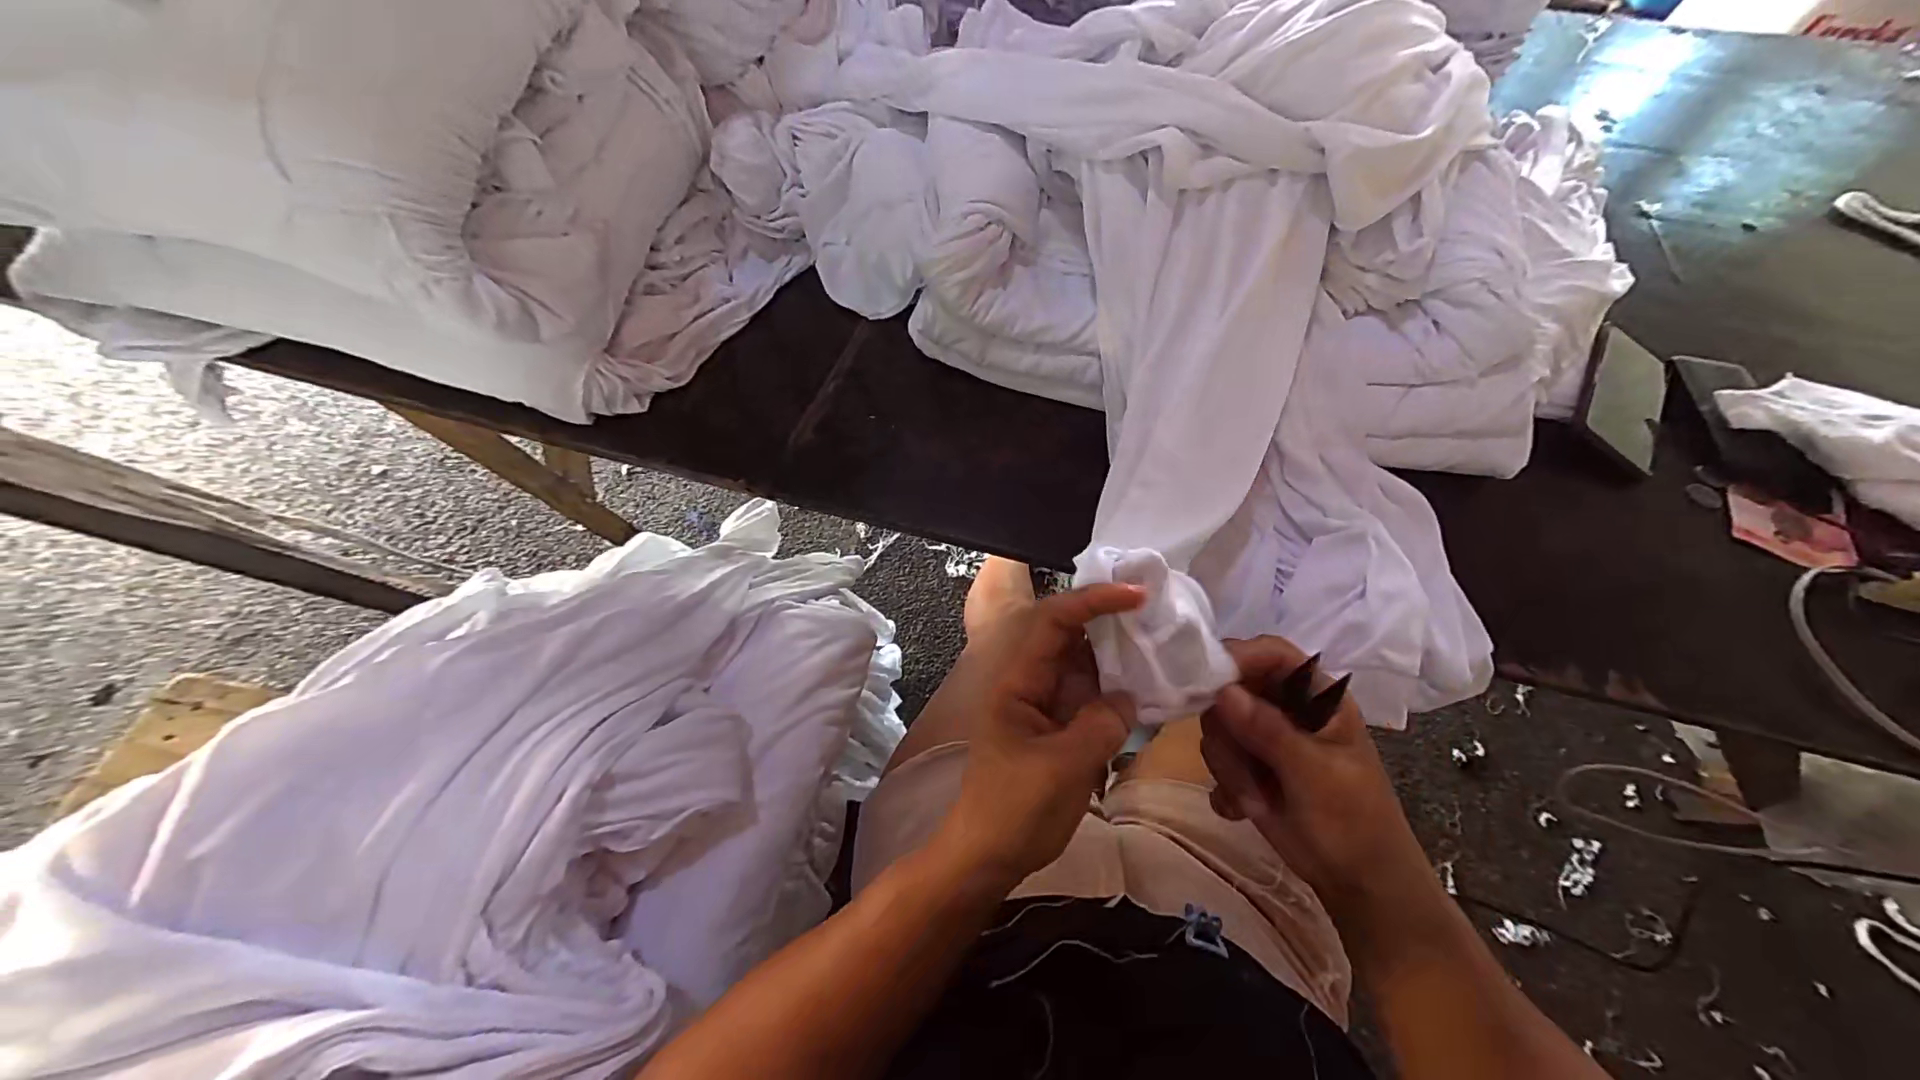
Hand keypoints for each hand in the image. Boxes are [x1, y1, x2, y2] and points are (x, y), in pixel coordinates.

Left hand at [925, 584, 1143, 891]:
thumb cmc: (1014, 808)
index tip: (1136, 596)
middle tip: (1159, 615)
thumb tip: (1129, 699)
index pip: (1053, 623)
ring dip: (1119, 657)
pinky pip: (1092, 698)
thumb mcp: (1062, 767)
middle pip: (1072, 638)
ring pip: (1086, 667)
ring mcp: (1048, 705)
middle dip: (1111, 622)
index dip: (1092, 602)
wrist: (989, 854)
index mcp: (1018, 681)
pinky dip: (1118, 692)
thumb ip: (1100, 726)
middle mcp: (1032, 683)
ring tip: (1162, 645)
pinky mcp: (1061, 728)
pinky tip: (1148, 689)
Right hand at [1198, 637, 1443, 932]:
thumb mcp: (1317, 775)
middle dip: (1230, 734)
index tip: (1207, 683)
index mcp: (1316, 697)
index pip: (1271, 654)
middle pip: (1231, 690)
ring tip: (1256, 801)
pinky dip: (1225, 785)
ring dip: (1229, 768)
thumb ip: (1270, 732)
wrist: (1359, 884)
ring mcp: (1263, 737)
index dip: (1239, 658)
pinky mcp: (1246, 765)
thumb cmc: (1354, 823)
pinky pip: (1215, 758)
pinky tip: (1244, 810)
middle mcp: (1285, 708)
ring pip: (1217, 727)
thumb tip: (1223, 692)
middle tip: (1245, 769)